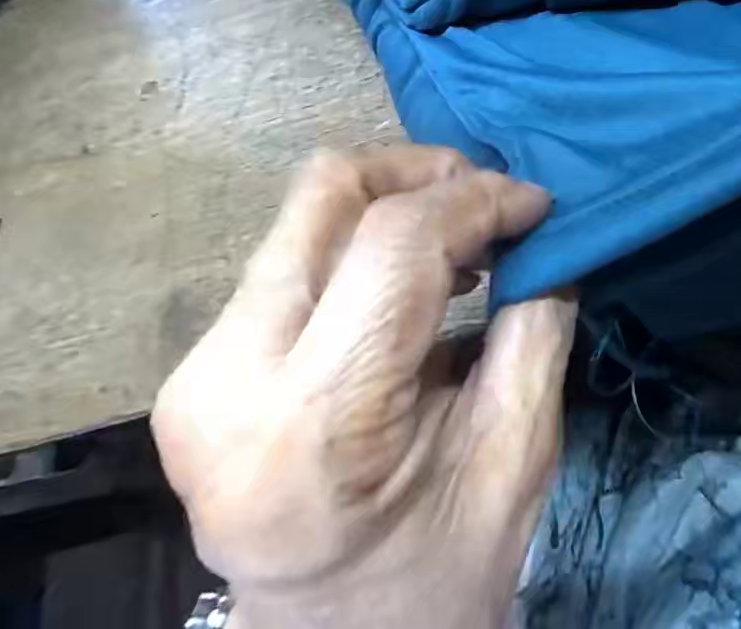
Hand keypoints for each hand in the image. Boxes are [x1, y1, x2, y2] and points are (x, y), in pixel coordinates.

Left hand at [151, 146, 575, 628]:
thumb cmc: (443, 569)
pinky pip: (296, 249)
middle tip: (493, 202)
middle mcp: (227, 377)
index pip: (397, 241)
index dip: (480, 199)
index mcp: (315, 420)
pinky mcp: (202, 361)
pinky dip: (371, 235)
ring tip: (465, 241)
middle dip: (428, 172)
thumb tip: (540, 231)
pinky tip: (419, 275)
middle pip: (328, 193)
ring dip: (401, 201)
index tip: (537, 204)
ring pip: (308, 210)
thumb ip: (535, 321)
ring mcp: (199, 366)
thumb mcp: (520, 448)